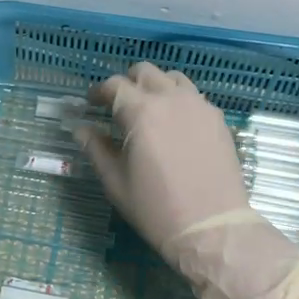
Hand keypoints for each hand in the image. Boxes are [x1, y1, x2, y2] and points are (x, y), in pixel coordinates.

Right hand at [73, 62, 298, 298]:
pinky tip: (174, 125)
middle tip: (118, 105)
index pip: (114, 86)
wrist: (210, 226)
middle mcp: (171, 99)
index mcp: (141, 112)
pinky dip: (178, 100)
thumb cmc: (155, 208)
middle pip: (145, 73)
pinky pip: (194, 97)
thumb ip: (96, 148)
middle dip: (127, 83)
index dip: (98, 92)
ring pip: (173, 79)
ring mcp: (199, 106)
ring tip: (148, 110)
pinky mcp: (217, 120)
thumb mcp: (115, 182)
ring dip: (155, 87)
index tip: (91, 104)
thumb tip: (81, 129)